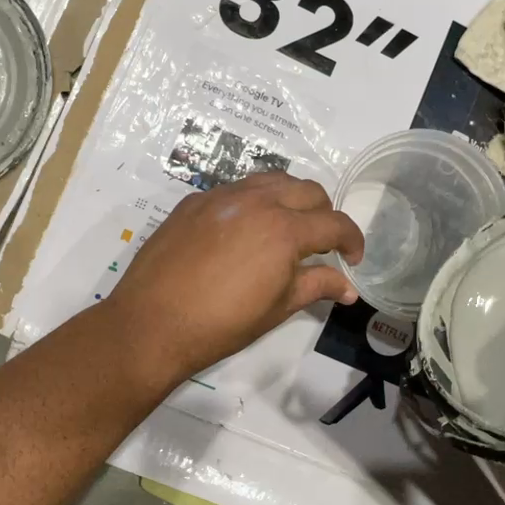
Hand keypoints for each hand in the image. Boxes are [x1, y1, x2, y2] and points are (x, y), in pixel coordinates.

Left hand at [101, 172, 364, 387]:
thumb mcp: (277, 309)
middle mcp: (257, 201)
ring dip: (290, 199)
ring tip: (286, 228)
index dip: (352, 241)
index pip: (334, 224)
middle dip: (323, 215)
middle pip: (308, 191)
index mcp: (284, 230)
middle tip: (320, 245)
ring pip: (271, 180)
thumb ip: (316, 287)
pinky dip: (253, 202)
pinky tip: (243, 233)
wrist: (151, 323)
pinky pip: (236, 189)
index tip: (353, 260)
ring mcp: (222, 196)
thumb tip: (350, 288)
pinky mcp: (194, 202)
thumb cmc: (221, 324)